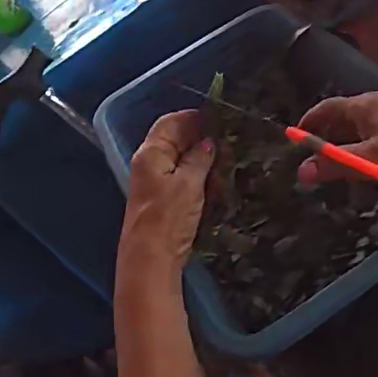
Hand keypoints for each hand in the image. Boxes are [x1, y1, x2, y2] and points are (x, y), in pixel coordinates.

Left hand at [118, 110, 216, 288]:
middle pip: (175, 140)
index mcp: (150, 153)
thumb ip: (199, 159)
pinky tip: (216, 178)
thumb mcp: (189, 184)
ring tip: (227, 157)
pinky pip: (181, 177)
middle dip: (200, 137)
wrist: (151, 258)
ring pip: (180, 159)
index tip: (219, 117)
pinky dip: (197, 174)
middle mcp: (149, 163)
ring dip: (201, 157)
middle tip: (228, 138)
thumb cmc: (168, 217)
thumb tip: (208, 142)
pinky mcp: (162, 199)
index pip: (171, 122)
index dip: (193, 117)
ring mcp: (154, 182)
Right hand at [295, 92, 377, 189]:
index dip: (308, 124)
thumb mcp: (373, 160)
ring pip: (363, 129)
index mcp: (365, 105)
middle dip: (328, 140)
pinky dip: (369, 150)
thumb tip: (302, 171)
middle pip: (344, 119)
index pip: (326, 108)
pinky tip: (377, 169)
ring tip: (344, 172)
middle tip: (318, 163)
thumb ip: (336, 164)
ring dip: (349, 148)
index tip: (296, 141)